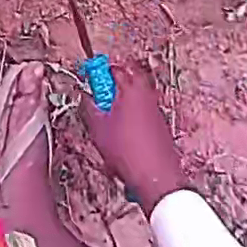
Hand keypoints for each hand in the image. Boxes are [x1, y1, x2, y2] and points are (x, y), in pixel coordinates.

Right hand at [81, 62, 185, 215]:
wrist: (156, 178)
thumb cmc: (129, 152)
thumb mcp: (97, 127)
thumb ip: (89, 106)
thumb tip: (85, 98)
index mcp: (130, 88)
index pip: (112, 68)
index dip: (98, 72)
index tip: (89, 78)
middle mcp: (145, 93)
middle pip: (128, 77)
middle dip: (112, 84)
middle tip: (99, 96)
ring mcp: (155, 109)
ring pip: (135, 95)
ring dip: (122, 100)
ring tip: (110, 119)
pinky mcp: (160, 124)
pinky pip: (142, 110)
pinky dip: (132, 115)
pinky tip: (123, 134)